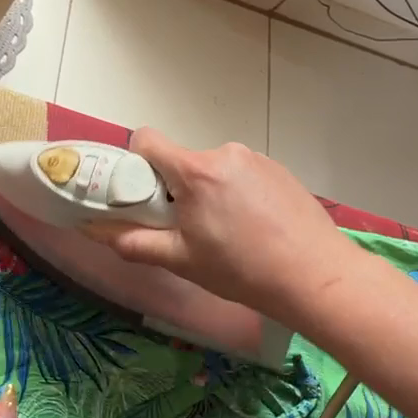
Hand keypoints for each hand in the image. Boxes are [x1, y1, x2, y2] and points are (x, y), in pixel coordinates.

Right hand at [86, 128, 356, 323]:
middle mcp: (224, 153)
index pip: (147, 140)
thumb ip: (135, 243)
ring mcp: (255, 158)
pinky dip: (237, 194)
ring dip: (209, 192)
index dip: (137, 164)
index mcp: (195, 171)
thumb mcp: (182, 261)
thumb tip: (100, 232)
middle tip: (189, 228)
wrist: (316, 276)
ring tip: (227, 233)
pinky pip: (241, 174)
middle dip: (176, 189)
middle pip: (181, 161)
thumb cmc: (242, 270)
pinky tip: (254, 227)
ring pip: (213, 169)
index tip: (145, 197)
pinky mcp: (278, 169)